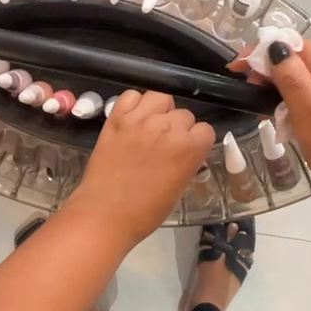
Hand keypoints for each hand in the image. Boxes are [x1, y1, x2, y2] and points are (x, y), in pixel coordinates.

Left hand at [64, 91, 214, 245]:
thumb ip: (186, 162)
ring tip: (151, 125)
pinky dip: (134, 104)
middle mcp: (168, 128)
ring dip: (160, 110)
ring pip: (160, 98)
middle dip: (178, 128)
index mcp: (189, 148)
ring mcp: (141, 120)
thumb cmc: (145, 211)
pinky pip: (130, 96)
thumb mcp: (178, 188)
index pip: (205, 130)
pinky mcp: (117, 118)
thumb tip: (185, 152)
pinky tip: (132, 119)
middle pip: (184, 114)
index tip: (187, 150)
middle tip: (165, 144)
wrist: (106, 213)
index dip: (197, 140)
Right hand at [235, 39, 310, 203]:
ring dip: (279, 84)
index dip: (263, 51)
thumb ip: (291, 77)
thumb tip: (274, 45)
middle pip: (298, 56)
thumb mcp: (307, 114)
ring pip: (303, 72)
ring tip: (263, 107)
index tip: (238, 69)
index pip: (294, 44)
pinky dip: (293, 95)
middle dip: (270, 69)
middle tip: (249, 91)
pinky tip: (282, 113)